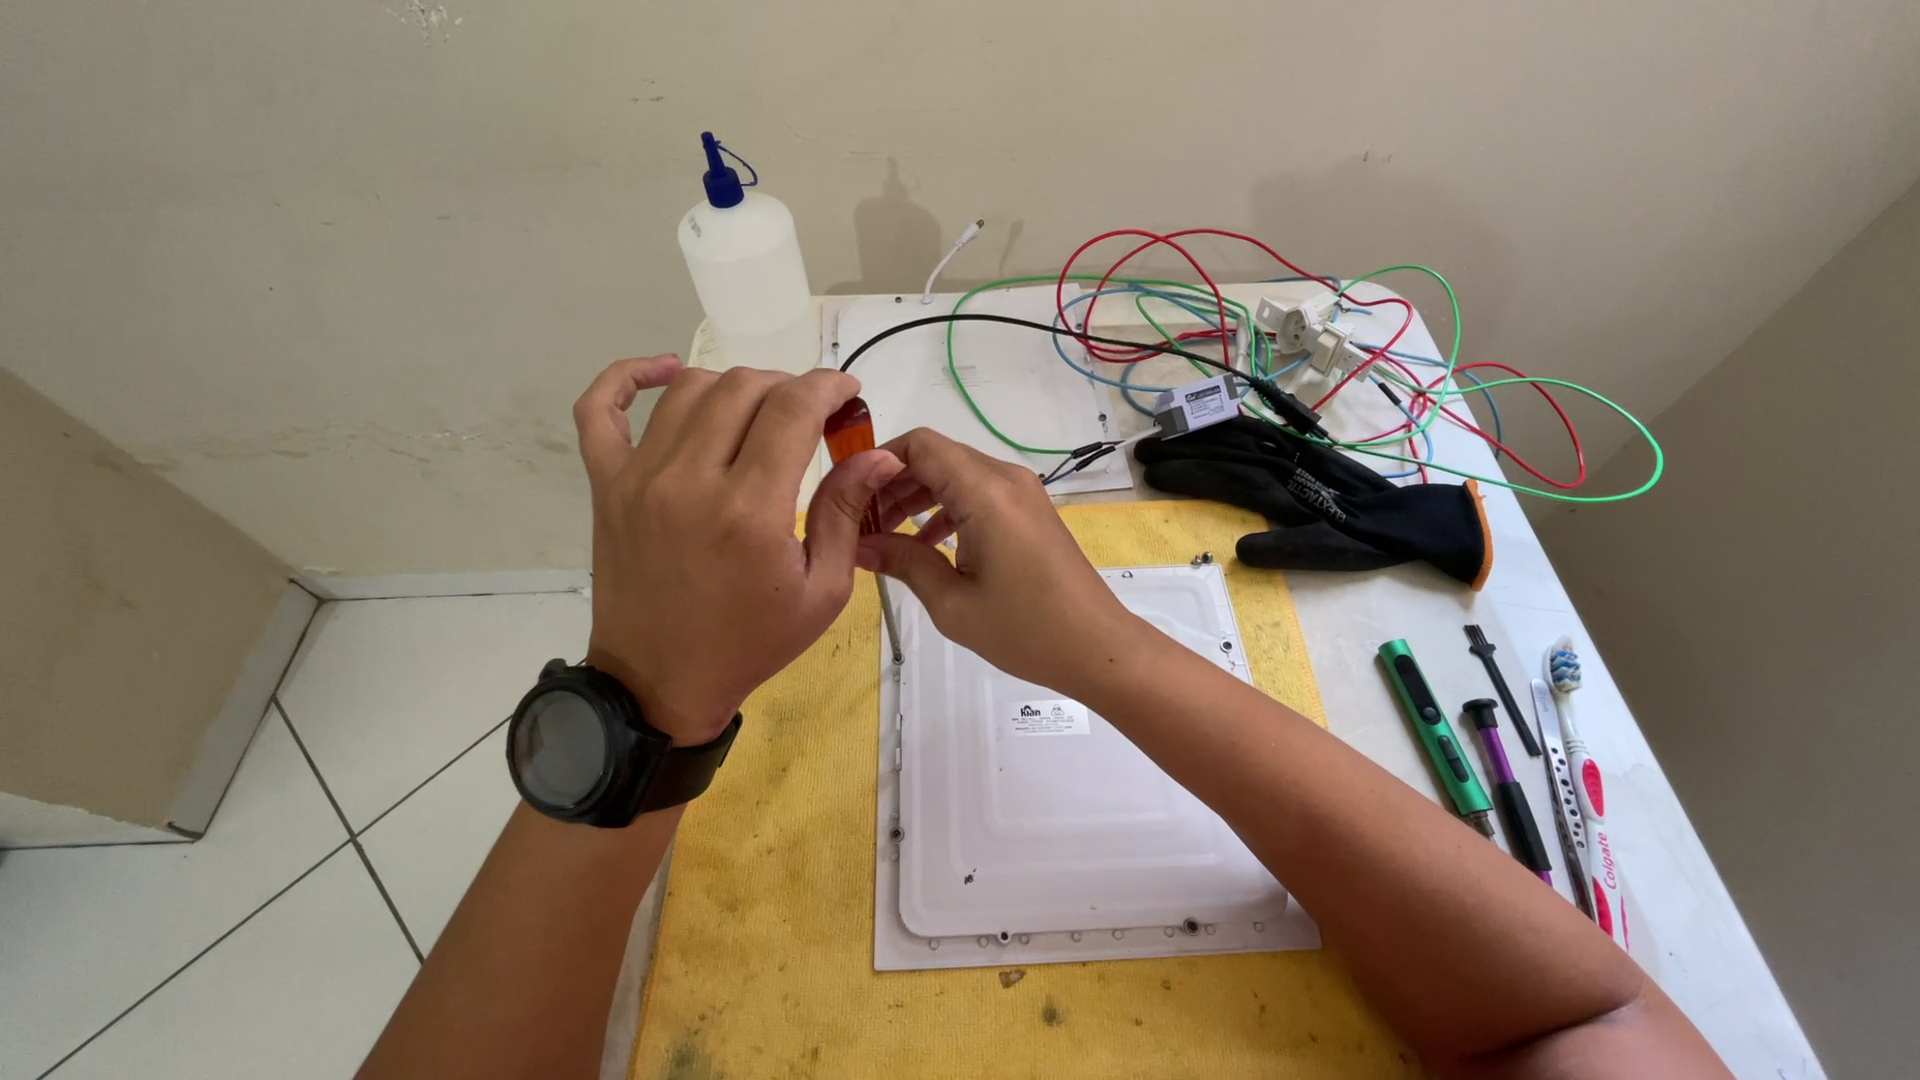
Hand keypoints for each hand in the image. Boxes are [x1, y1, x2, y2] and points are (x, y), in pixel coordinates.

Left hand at [573, 356, 903, 743]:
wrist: (661, 682)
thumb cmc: (751, 643)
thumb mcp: (823, 591)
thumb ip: (847, 513)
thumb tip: (879, 453)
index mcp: (751, 510)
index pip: (793, 408)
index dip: (828, 387)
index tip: (847, 391)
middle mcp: (691, 480)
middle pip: (745, 388)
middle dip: (790, 386)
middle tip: (810, 413)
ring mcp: (639, 477)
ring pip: (689, 389)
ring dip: (735, 385)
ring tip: (759, 410)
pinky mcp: (606, 485)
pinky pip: (599, 409)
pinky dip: (629, 376)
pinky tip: (664, 371)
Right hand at [855, 428, 1146, 691]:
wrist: (1097, 647)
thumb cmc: (1025, 630)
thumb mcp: (952, 603)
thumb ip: (903, 562)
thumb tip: (858, 545)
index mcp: (985, 492)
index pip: (920, 445)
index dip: (878, 461)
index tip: (850, 495)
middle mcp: (1006, 479)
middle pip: (936, 456)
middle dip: (893, 482)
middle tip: (861, 522)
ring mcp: (1022, 493)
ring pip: (956, 474)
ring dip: (917, 496)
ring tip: (885, 536)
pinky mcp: (1029, 511)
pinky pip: (977, 493)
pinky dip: (946, 508)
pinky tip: (927, 545)